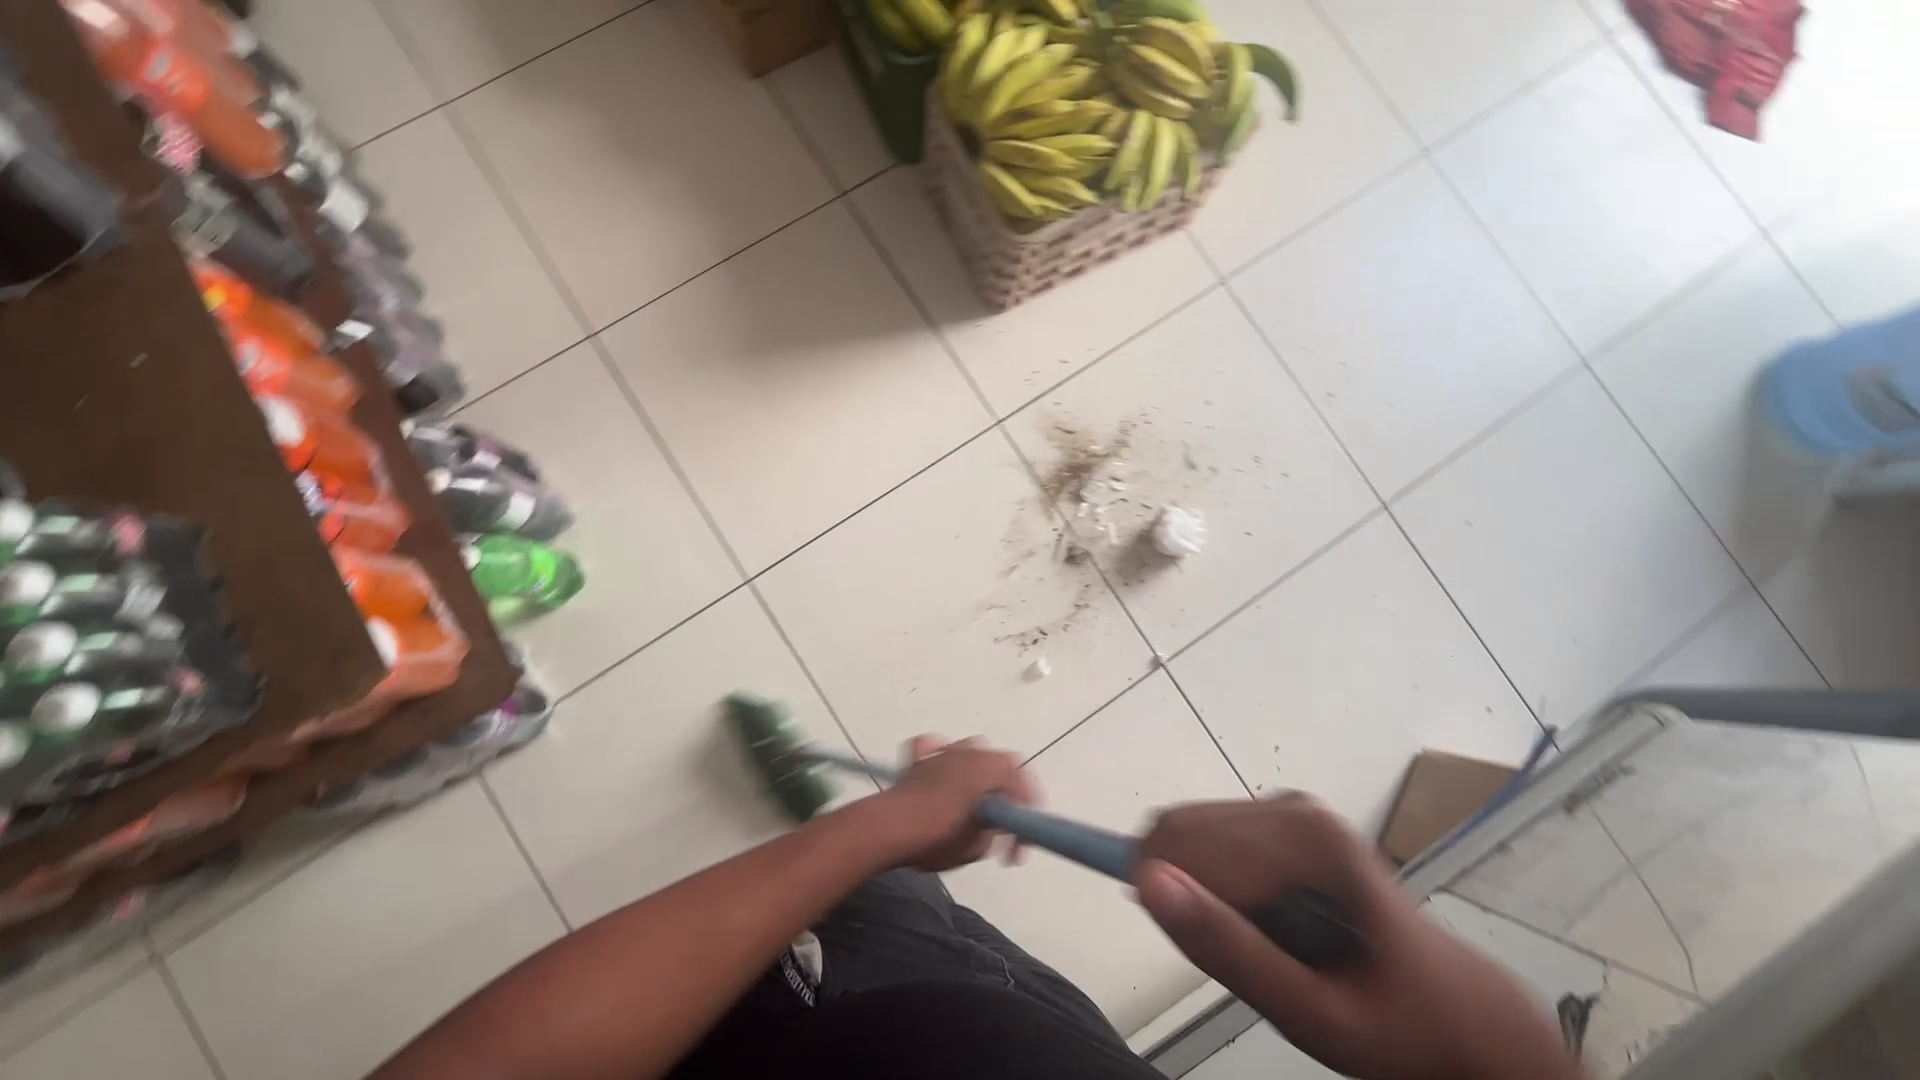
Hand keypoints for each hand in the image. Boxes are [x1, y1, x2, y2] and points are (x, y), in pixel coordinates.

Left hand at [873, 736, 1037, 872]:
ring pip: (971, 750)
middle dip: (1007, 793)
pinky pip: (934, 746)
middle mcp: (971, 753)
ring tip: (977, 798)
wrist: (889, 828)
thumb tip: (991, 826)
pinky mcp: (917, 759)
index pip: (1023, 787)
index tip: (1018, 846)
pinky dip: (941, 753)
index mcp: (991, 771)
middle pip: (1001, 764)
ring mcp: (943, 752)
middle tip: (1001, 825)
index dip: (1026, 817)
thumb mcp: (975, 847)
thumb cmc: (936, 838)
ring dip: (980, 771)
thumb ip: (992, 832)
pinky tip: (941, 767)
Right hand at [1134, 796, 1581, 1079]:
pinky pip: (1210, 842)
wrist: (1465, 1015)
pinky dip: (1217, 887)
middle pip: (1181, 832)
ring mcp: (1290, 811)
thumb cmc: (1397, 1022)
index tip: (1212, 954)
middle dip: (1191, 895)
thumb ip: (1229, 949)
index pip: (1181, 842)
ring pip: (1189, 836)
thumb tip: (1146, 882)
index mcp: (1306, 838)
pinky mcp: (1284, 822)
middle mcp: (1294, 808)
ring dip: (1205, 894)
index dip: (1173, 902)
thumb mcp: (1313, 1013)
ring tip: (1267, 945)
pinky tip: (1267, 925)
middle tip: (1249, 955)